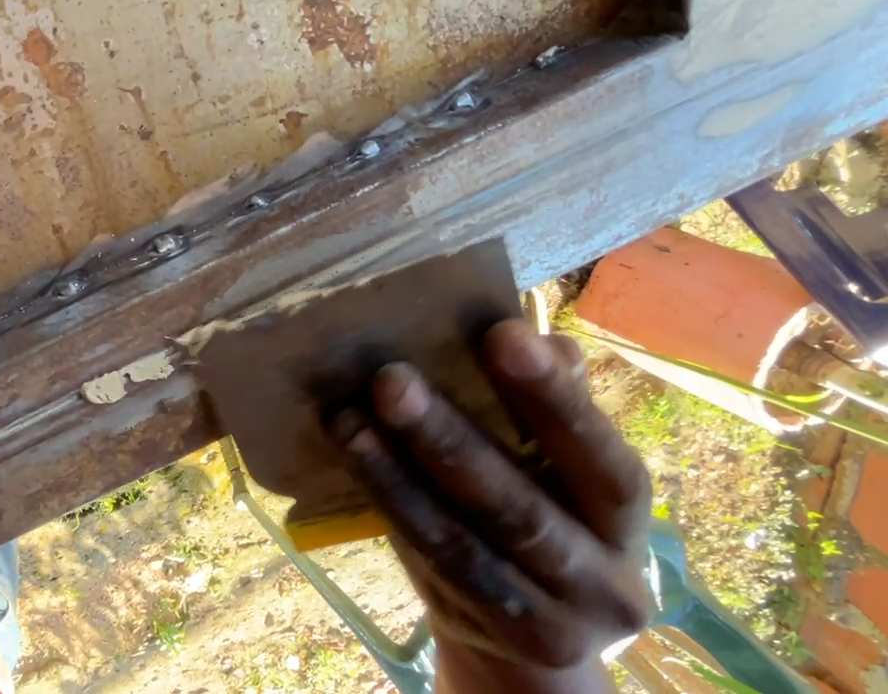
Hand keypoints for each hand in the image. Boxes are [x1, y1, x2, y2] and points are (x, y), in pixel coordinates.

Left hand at [328, 319, 652, 690]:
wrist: (522, 641)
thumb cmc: (534, 518)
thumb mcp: (555, 472)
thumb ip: (548, 414)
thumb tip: (551, 342)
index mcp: (625, 523)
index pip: (605, 464)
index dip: (556, 400)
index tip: (503, 331)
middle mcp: (606, 583)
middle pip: (522, 508)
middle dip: (451, 438)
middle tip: (391, 376)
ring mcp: (549, 621)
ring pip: (461, 538)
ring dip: (397, 470)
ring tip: (348, 415)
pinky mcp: (484, 629)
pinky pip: (425, 558)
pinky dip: (384, 498)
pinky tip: (348, 446)